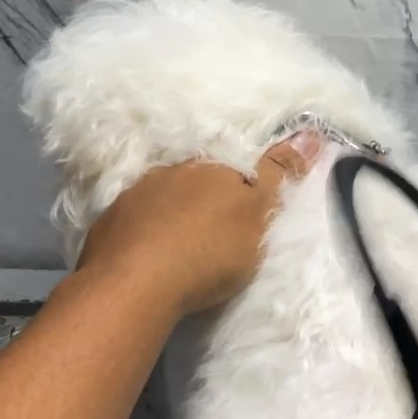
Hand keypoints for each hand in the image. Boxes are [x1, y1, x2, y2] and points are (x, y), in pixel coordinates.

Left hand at [74, 131, 323, 318]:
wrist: (135, 286)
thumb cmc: (210, 249)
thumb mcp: (258, 214)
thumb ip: (280, 174)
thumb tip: (310, 132)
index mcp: (211, 167)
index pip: (236, 164)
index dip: (246, 183)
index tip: (250, 206)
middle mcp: (170, 173)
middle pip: (197, 180)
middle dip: (208, 197)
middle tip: (219, 228)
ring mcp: (133, 198)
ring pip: (163, 199)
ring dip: (175, 214)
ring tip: (184, 244)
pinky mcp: (106, 227)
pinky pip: (133, 223)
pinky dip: (146, 234)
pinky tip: (150, 255)